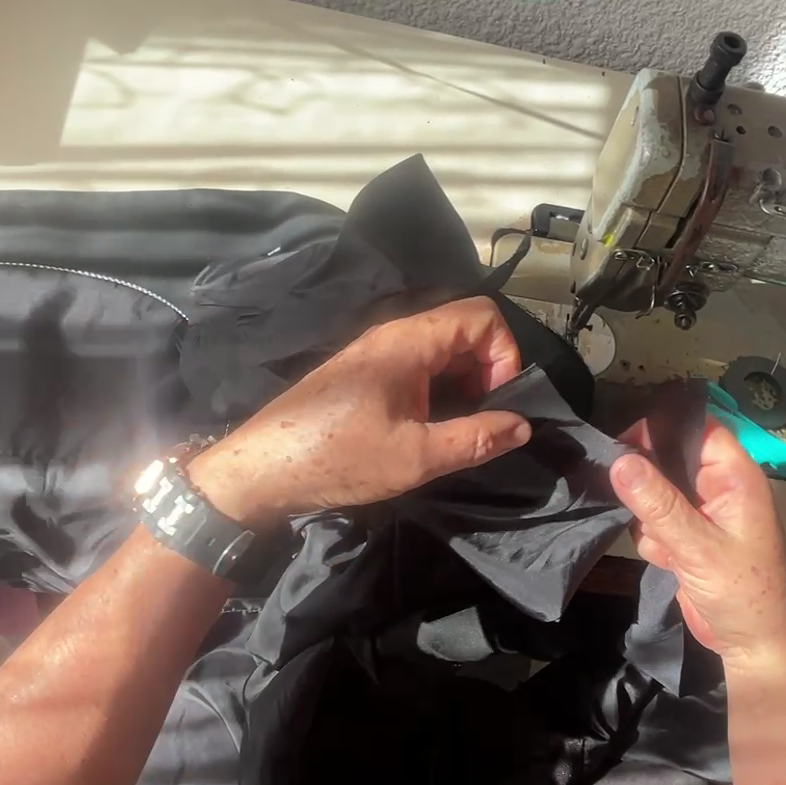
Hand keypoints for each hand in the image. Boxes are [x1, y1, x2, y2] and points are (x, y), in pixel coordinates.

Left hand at [187, 297, 532, 526]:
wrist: (263, 468)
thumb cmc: (339, 458)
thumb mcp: (416, 457)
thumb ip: (475, 439)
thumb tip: (522, 426)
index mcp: (408, 341)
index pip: (482, 316)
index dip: (505, 353)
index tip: (500, 400)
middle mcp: (393, 334)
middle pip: (464, 327)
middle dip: (489, 367)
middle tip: (485, 416)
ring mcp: (375, 351)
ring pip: (441, 346)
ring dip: (465, 379)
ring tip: (462, 424)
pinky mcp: (364, 371)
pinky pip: (418, 362)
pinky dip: (440, 384)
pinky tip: (431, 423)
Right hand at [609, 417, 785, 667]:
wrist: (755, 647)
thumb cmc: (743, 592)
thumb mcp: (698, 547)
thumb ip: (658, 503)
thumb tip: (620, 461)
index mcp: (734, 477)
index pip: (698, 428)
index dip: (663, 426)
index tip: (624, 438)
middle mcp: (718, 488)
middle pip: (670, 459)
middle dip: (646, 477)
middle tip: (626, 493)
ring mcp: (701, 514)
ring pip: (656, 492)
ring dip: (647, 515)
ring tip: (661, 543)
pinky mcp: (687, 538)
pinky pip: (654, 521)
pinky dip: (652, 538)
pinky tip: (664, 560)